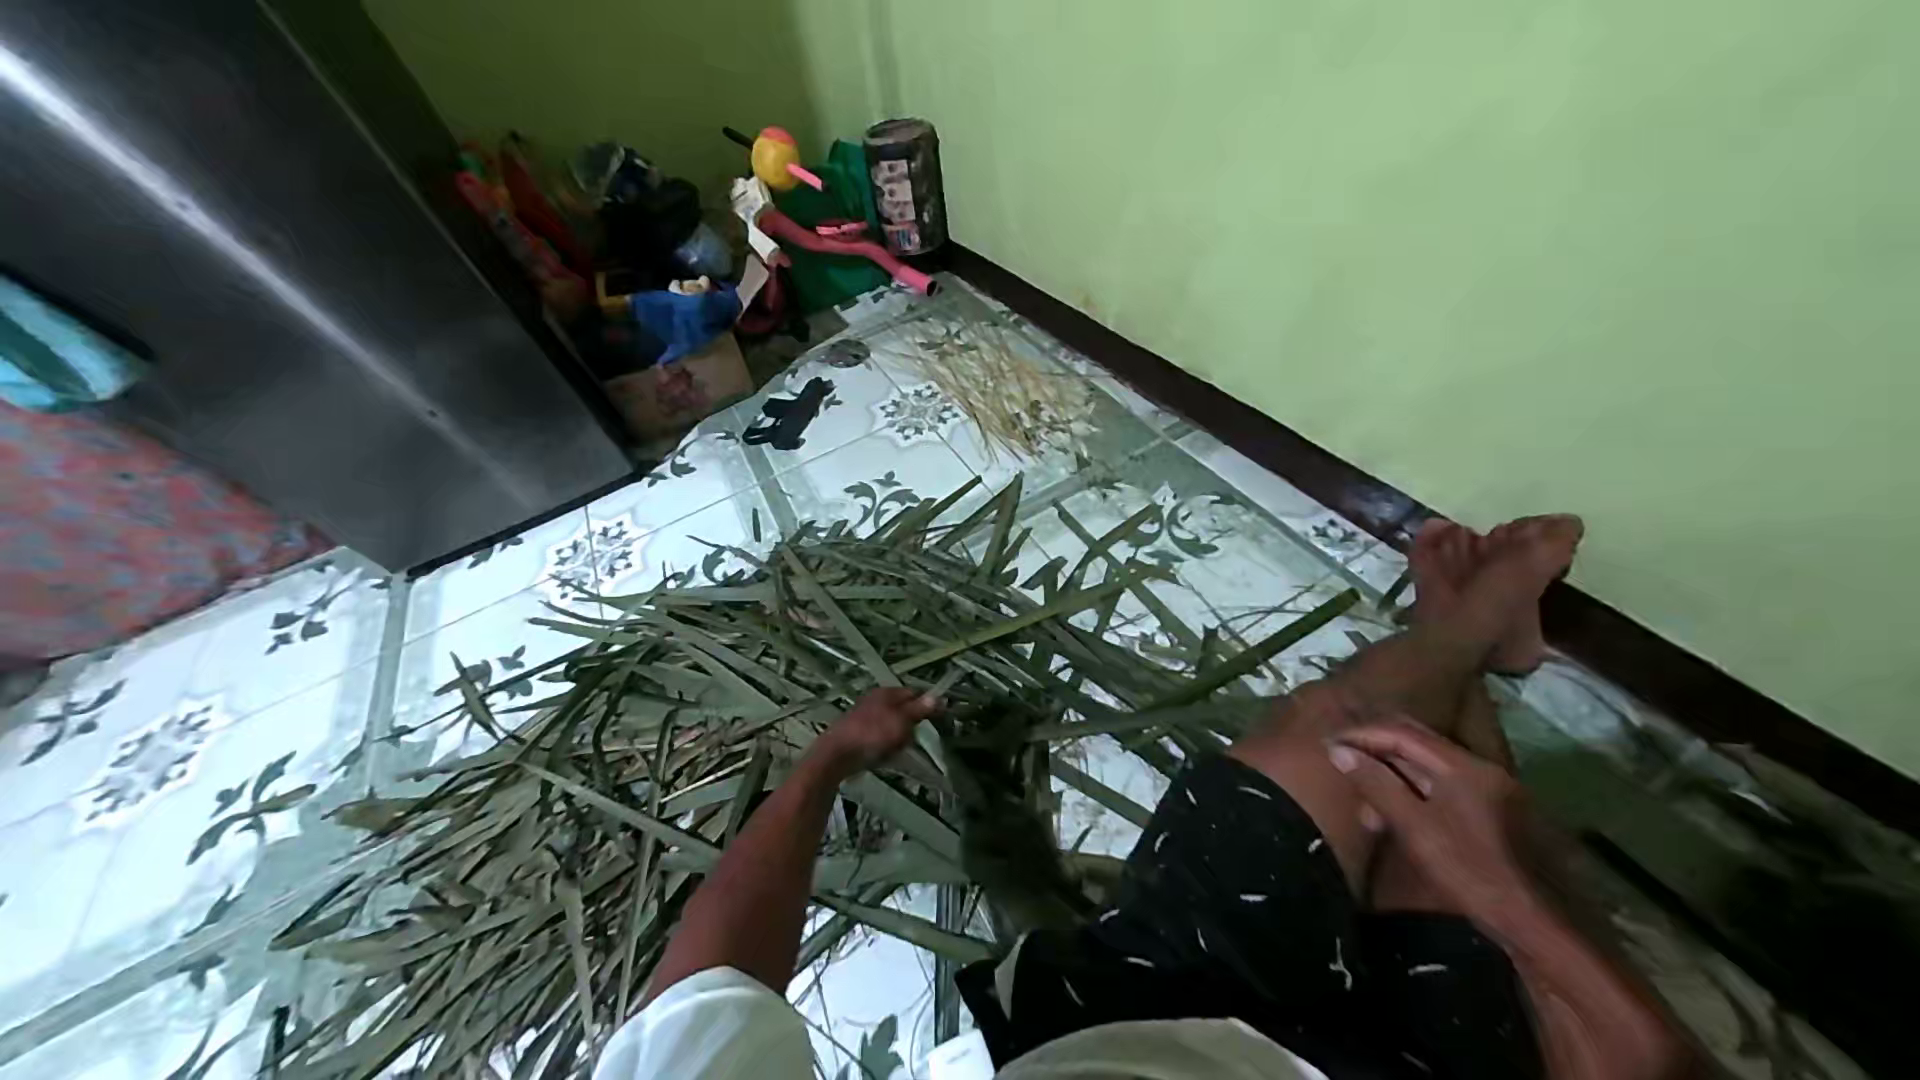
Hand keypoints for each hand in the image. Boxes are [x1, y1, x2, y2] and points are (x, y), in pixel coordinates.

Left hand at [810, 688, 938, 776]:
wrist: (836, 755)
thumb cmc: (873, 734)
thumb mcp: (902, 721)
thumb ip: (920, 708)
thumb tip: (939, 695)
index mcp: (887, 692)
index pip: (914, 692)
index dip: (927, 704)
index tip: (938, 720)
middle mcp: (875, 699)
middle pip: (903, 708)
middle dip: (911, 724)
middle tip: (912, 738)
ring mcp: (864, 715)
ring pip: (891, 723)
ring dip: (898, 736)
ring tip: (896, 749)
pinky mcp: (857, 732)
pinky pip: (879, 736)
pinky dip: (884, 744)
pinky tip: (882, 754)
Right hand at [1330, 719, 1532, 919]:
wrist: (1539, 928)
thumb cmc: (1471, 872)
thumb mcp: (1414, 827)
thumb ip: (1376, 784)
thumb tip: (1338, 751)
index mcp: (1464, 766)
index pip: (1402, 733)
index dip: (1361, 735)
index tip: (1328, 744)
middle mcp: (1481, 769)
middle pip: (1417, 743)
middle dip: (1375, 749)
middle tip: (1341, 761)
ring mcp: (1491, 791)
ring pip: (1428, 768)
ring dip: (1391, 775)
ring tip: (1365, 802)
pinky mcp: (1493, 814)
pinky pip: (1442, 787)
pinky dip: (1411, 791)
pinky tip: (1394, 814)